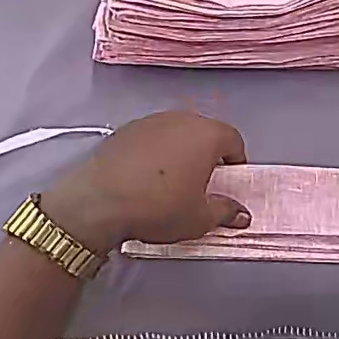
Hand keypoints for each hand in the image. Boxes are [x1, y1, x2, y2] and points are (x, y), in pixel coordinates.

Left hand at [40, 112, 249, 252]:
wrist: (97, 203)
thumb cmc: (158, 207)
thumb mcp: (199, 218)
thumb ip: (225, 211)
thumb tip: (240, 214)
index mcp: (206, 135)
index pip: (233, 140)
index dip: (235, 162)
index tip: (228, 183)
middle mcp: (180, 119)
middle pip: (205, 132)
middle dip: (208, 155)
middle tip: (202, 183)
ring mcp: (150, 121)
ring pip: (176, 133)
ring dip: (180, 152)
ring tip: (172, 181)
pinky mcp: (125, 129)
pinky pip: (151, 138)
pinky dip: (155, 152)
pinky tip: (145, 177)